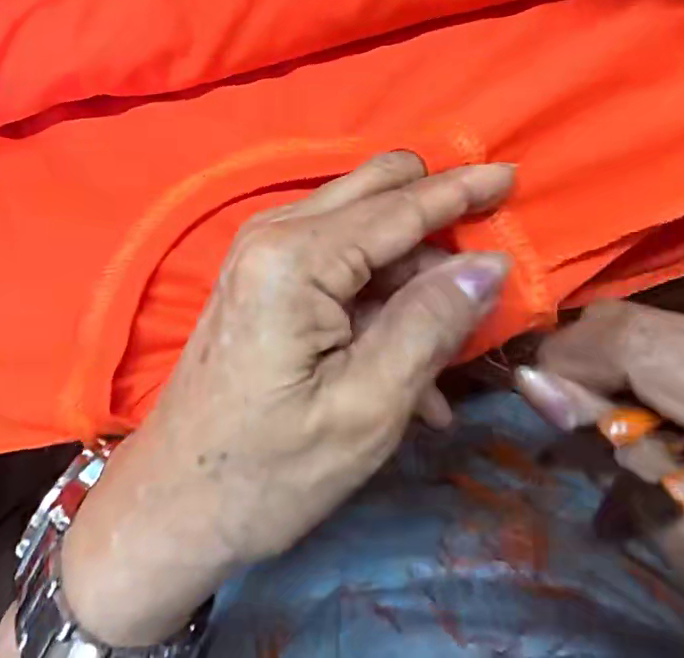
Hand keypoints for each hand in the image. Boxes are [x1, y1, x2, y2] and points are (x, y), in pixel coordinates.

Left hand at [58, 152, 516, 645]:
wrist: (172, 508)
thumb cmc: (268, 471)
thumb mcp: (367, 408)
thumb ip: (430, 324)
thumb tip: (488, 263)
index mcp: (296, 260)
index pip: (399, 207)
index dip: (460, 191)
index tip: (511, 175)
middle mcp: (275, 233)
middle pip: (376, 189)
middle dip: (435, 207)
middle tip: (487, 242)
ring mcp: (264, 250)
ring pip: (363, 222)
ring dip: (414, 265)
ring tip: (452, 339)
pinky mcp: (265, 275)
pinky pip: (341, 257)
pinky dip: (383, 290)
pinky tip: (409, 360)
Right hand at [521, 306, 683, 657]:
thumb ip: (626, 457)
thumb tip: (534, 382)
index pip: (653, 348)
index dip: (577, 357)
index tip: (536, 391)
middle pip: (657, 322)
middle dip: (593, 357)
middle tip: (576, 413)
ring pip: (672, 315)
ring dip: (628, 358)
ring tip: (634, 419)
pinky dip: (666, 357)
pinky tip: (680, 406)